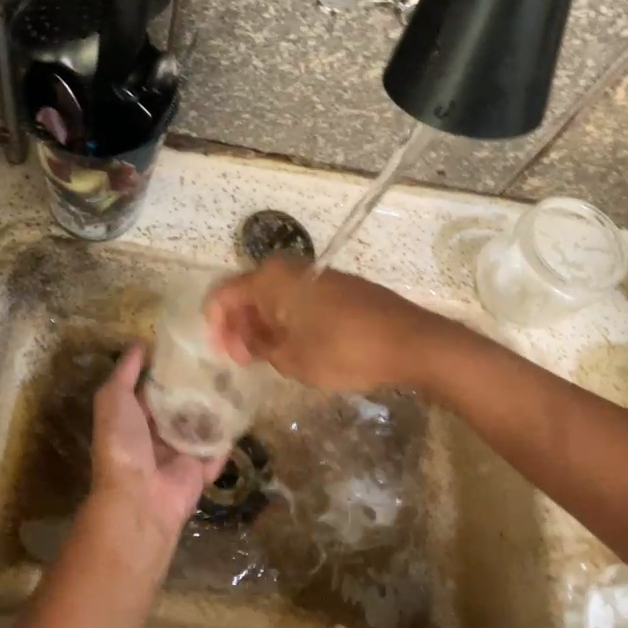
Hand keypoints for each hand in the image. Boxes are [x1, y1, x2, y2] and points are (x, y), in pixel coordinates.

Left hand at [90, 344, 226, 537]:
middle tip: (221, 358)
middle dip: (197, 386)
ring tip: (238, 378)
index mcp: (134, 417)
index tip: (191, 344)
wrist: (138, 498)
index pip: (154, 387)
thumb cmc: (122, 442)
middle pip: (181, 405)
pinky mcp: (200, 471)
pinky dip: (227, 437)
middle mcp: (157, 434)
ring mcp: (179, 454)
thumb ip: (126, 371)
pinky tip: (244, 411)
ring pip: (201, 426)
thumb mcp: (113, 398)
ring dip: (215, 408)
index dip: (169, 367)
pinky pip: (217, 451)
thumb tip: (141, 341)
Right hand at [204, 258, 458, 391]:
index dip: (216, 325)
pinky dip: (287, 319)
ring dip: (263, 323)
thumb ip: (258, 347)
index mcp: (269, 278)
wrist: (411, 342)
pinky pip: (297, 298)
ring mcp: (314, 274)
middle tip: (242, 359)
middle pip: (247, 292)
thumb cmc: (344, 350)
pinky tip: (296, 346)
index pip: (223, 294)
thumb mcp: (292, 359)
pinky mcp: (336, 286)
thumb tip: (245, 340)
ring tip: (267, 357)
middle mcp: (288, 268)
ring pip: (274, 296)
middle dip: (239, 324)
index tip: (224, 356)